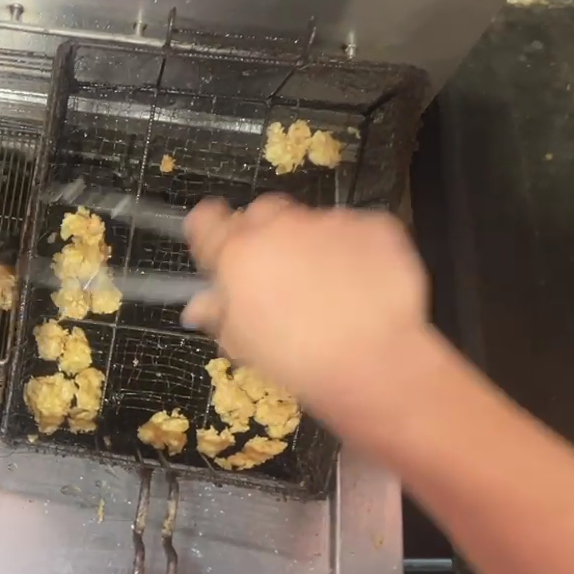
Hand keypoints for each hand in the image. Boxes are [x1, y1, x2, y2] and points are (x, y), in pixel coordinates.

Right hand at [181, 194, 430, 410]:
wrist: (368, 359)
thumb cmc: (292, 358)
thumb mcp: (242, 342)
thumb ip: (218, 313)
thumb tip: (200, 305)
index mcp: (237, 254)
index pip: (206, 221)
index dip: (208, 231)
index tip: (215, 244)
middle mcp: (278, 228)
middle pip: (260, 214)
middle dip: (260, 235)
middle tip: (270, 270)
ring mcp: (328, 222)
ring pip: (308, 222)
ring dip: (306, 244)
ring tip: (321, 284)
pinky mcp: (373, 225)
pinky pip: (351, 230)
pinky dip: (347, 249)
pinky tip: (352, 282)